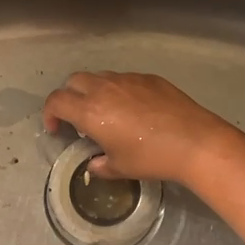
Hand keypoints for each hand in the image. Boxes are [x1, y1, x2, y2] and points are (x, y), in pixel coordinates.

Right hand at [42, 71, 242, 183]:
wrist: (195, 142)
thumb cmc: (152, 157)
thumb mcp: (121, 167)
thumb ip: (100, 165)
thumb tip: (94, 164)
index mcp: (90, 111)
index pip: (56, 101)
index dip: (49, 114)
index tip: (56, 129)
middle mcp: (105, 89)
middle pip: (74, 81)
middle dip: (69, 97)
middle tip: (77, 118)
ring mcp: (128, 79)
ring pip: (99, 77)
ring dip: (93, 91)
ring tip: (106, 112)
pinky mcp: (149, 78)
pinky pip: (124, 79)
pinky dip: (118, 90)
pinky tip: (134, 109)